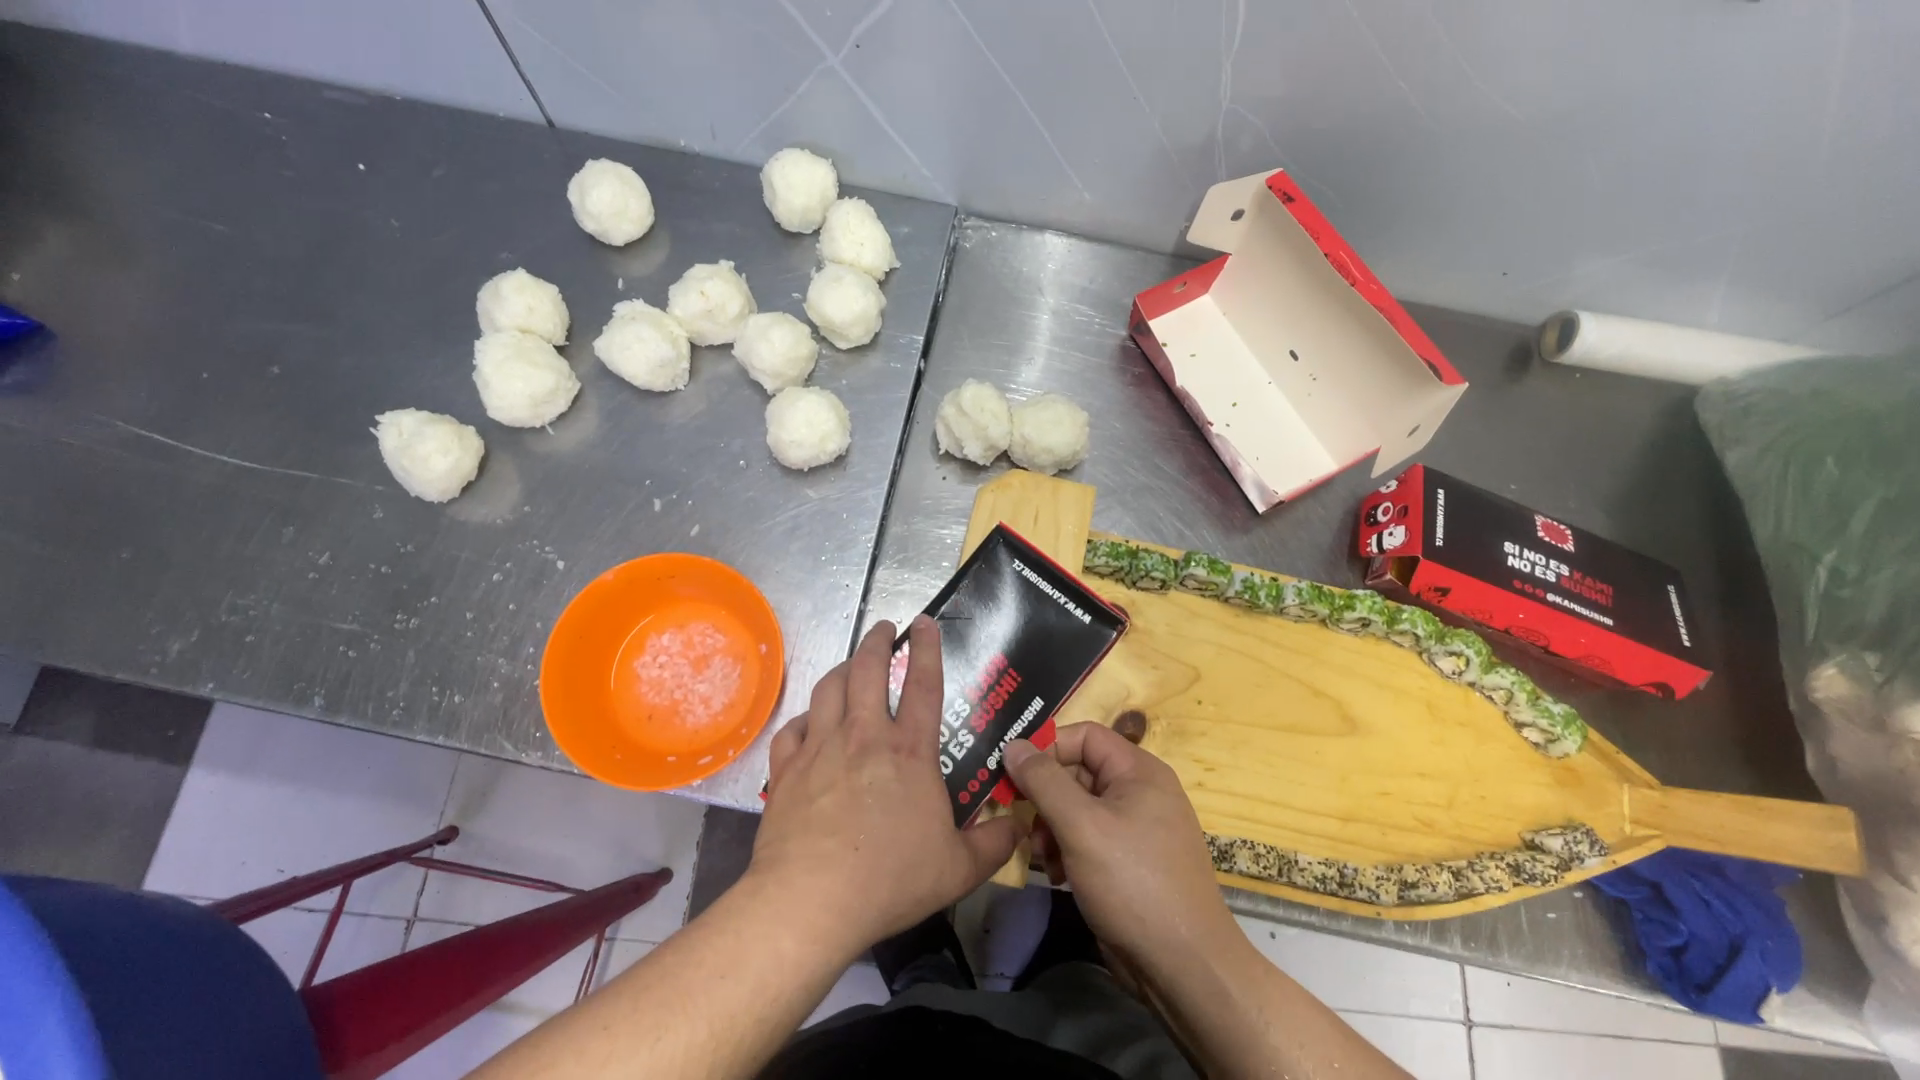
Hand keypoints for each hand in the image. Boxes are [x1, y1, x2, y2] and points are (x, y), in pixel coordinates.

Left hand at [749, 616, 1022, 960]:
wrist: (812, 900)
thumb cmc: (891, 879)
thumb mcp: (960, 869)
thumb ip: (994, 844)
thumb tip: (1018, 826)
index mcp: (909, 751)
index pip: (923, 684)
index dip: (926, 648)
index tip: (923, 622)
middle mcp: (863, 737)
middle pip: (866, 670)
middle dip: (876, 641)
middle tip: (883, 628)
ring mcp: (819, 749)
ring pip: (828, 689)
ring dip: (841, 668)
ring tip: (850, 664)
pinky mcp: (786, 770)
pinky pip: (793, 728)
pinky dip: (804, 717)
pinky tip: (809, 722)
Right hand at [1005, 723, 1238, 965]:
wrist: (1181, 964)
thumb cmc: (1133, 883)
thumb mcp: (1081, 827)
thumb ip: (1044, 782)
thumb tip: (1013, 744)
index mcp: (1139, 771)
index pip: (1084, 735)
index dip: (1046, 747)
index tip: (1011, 773)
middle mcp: (1139, 792)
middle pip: (1077, 772)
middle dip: (1045, 797)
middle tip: (1021, 823)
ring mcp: (1135, 829)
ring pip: (1077, 809)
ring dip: (1050, 828)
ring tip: (1040, 857)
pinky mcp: (1128, 862)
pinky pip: (1087, 839)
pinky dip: (1066, 851)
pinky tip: (1056, 876)